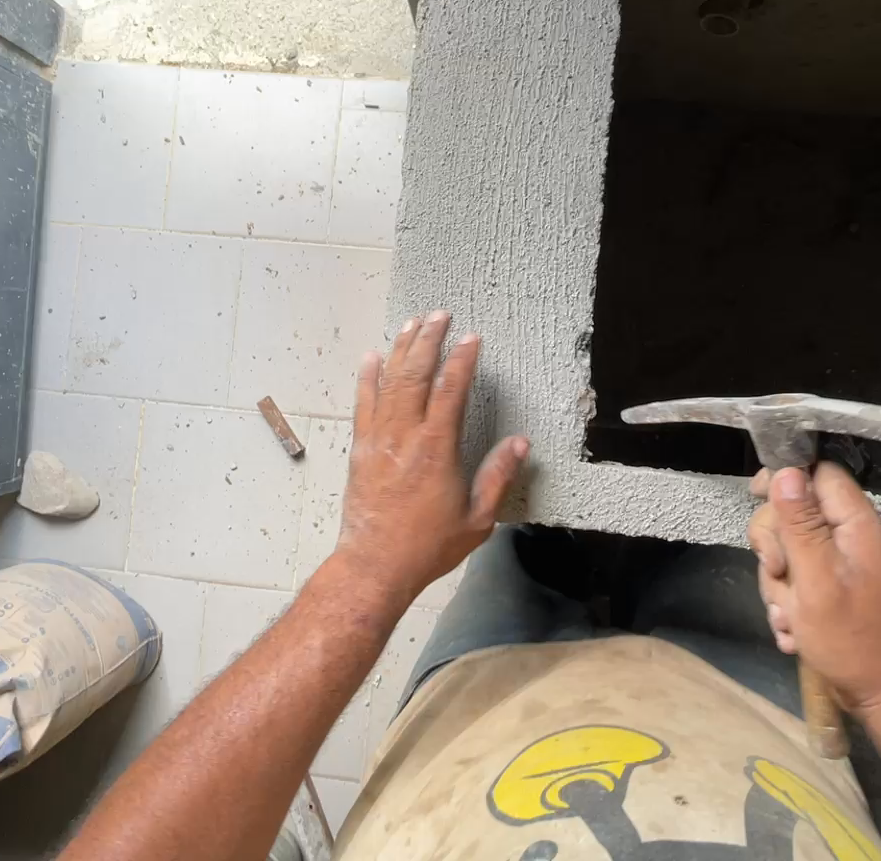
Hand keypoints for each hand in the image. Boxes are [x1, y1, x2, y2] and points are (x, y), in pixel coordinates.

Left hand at [330, 310, 530, 602]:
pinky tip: (372, 356)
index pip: (451, 390)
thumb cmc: (429, 545)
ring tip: (412, 322)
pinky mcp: (360, 447)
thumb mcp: (478, 519)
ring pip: (389, 381)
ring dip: (401, 349)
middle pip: (416, 374)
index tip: (472, 337)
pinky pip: (363, 403)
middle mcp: (405, 435)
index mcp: (437, 449)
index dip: (462, 360)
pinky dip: (367, 377)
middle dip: (429, 340)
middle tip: (440, 315)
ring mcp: (378, 438)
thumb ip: (498, 476)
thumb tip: (521, 443)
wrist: (374, 565)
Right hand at [748, 463, 880, 713]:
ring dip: (779, 581)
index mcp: (858, 526)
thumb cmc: (853, 640)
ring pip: (791, 549)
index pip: (819, 472)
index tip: (756, 497)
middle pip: (797, 511)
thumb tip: (786, 471)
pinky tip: (794, 629)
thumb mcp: (816, 579)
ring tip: (789, 615)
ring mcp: (848, 565)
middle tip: (778, 574)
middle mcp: (855, 538)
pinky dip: (790, 601)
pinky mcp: (839, 589)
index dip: (785, 477)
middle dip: (775, 544)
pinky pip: (800, 578)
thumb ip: (800, 525)